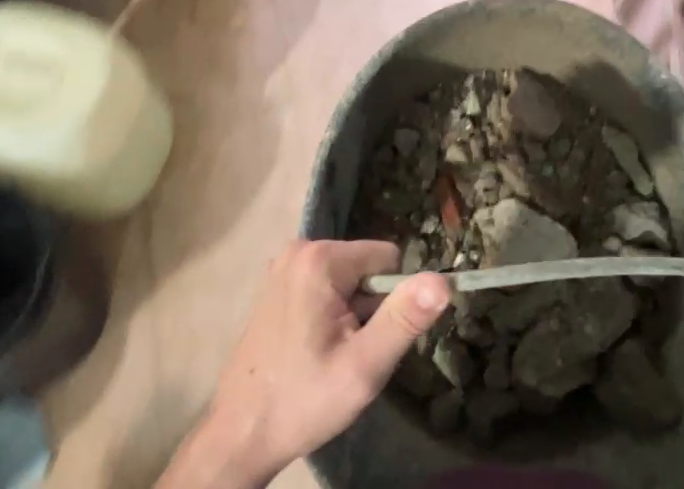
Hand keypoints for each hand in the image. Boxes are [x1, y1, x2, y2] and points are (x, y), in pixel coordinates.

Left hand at [157, 239, 451, 488]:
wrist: (240, 434)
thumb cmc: (304, 399)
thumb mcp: (364, 366)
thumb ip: (404, 319)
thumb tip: (444, 280)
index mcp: (320, 259)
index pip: (389, 258)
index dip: (392, 300)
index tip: (372, 338)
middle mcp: (299, 250)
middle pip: (366, 268)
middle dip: (370, 308)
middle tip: (351, 352)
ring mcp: (284, 267)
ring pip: (348, 281)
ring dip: (351, 315)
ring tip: (331, 354)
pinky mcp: (277, 286)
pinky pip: (326, 289)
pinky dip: (330, 316)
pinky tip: (314, 350)